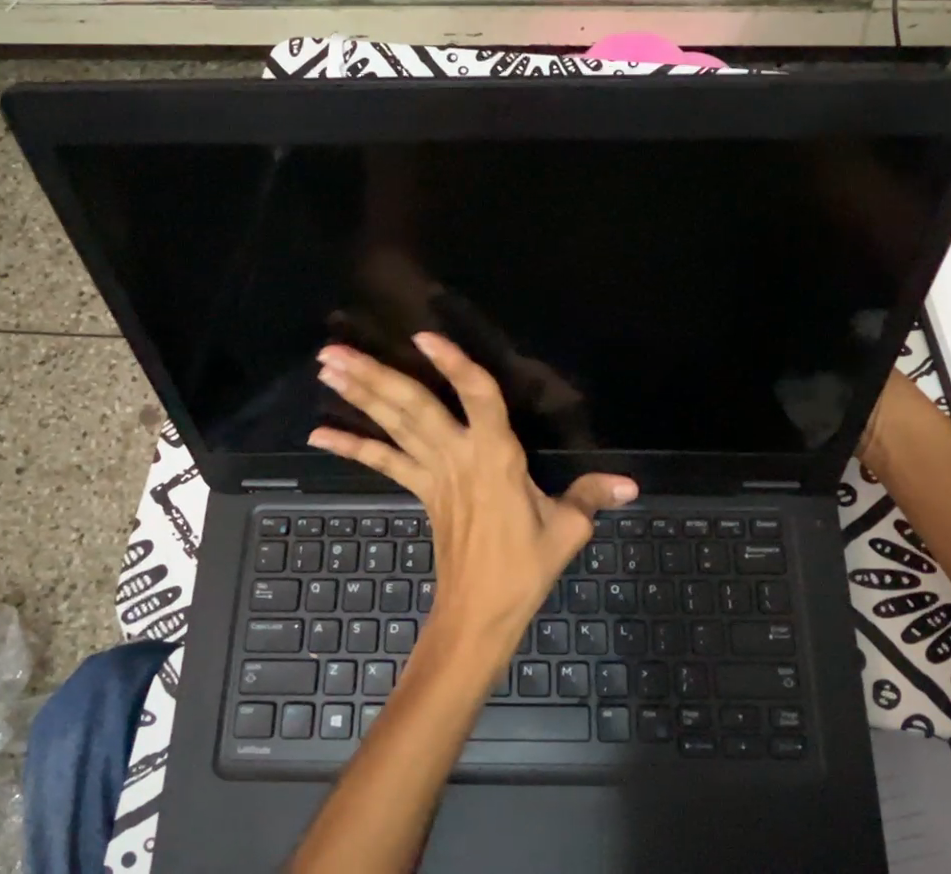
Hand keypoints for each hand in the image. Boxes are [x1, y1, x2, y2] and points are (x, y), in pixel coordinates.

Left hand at [307, 334, 637, 652]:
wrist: (480, 613)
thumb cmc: (525, 568)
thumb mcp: (567, 529)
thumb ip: (592, 496)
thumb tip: (632, 484)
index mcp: (497, 457)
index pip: (480, 398)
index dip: (455, 366)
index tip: (425, 337)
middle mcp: (458, 456)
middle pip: (413, 406)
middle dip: (373, 376)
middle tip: (332, 349)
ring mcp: (433, 473)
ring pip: (393, 425)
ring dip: (359, 394)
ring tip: (327, 366)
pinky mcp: (420, 491)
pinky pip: (384, 462)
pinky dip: (352, 445)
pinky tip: (318, 433)